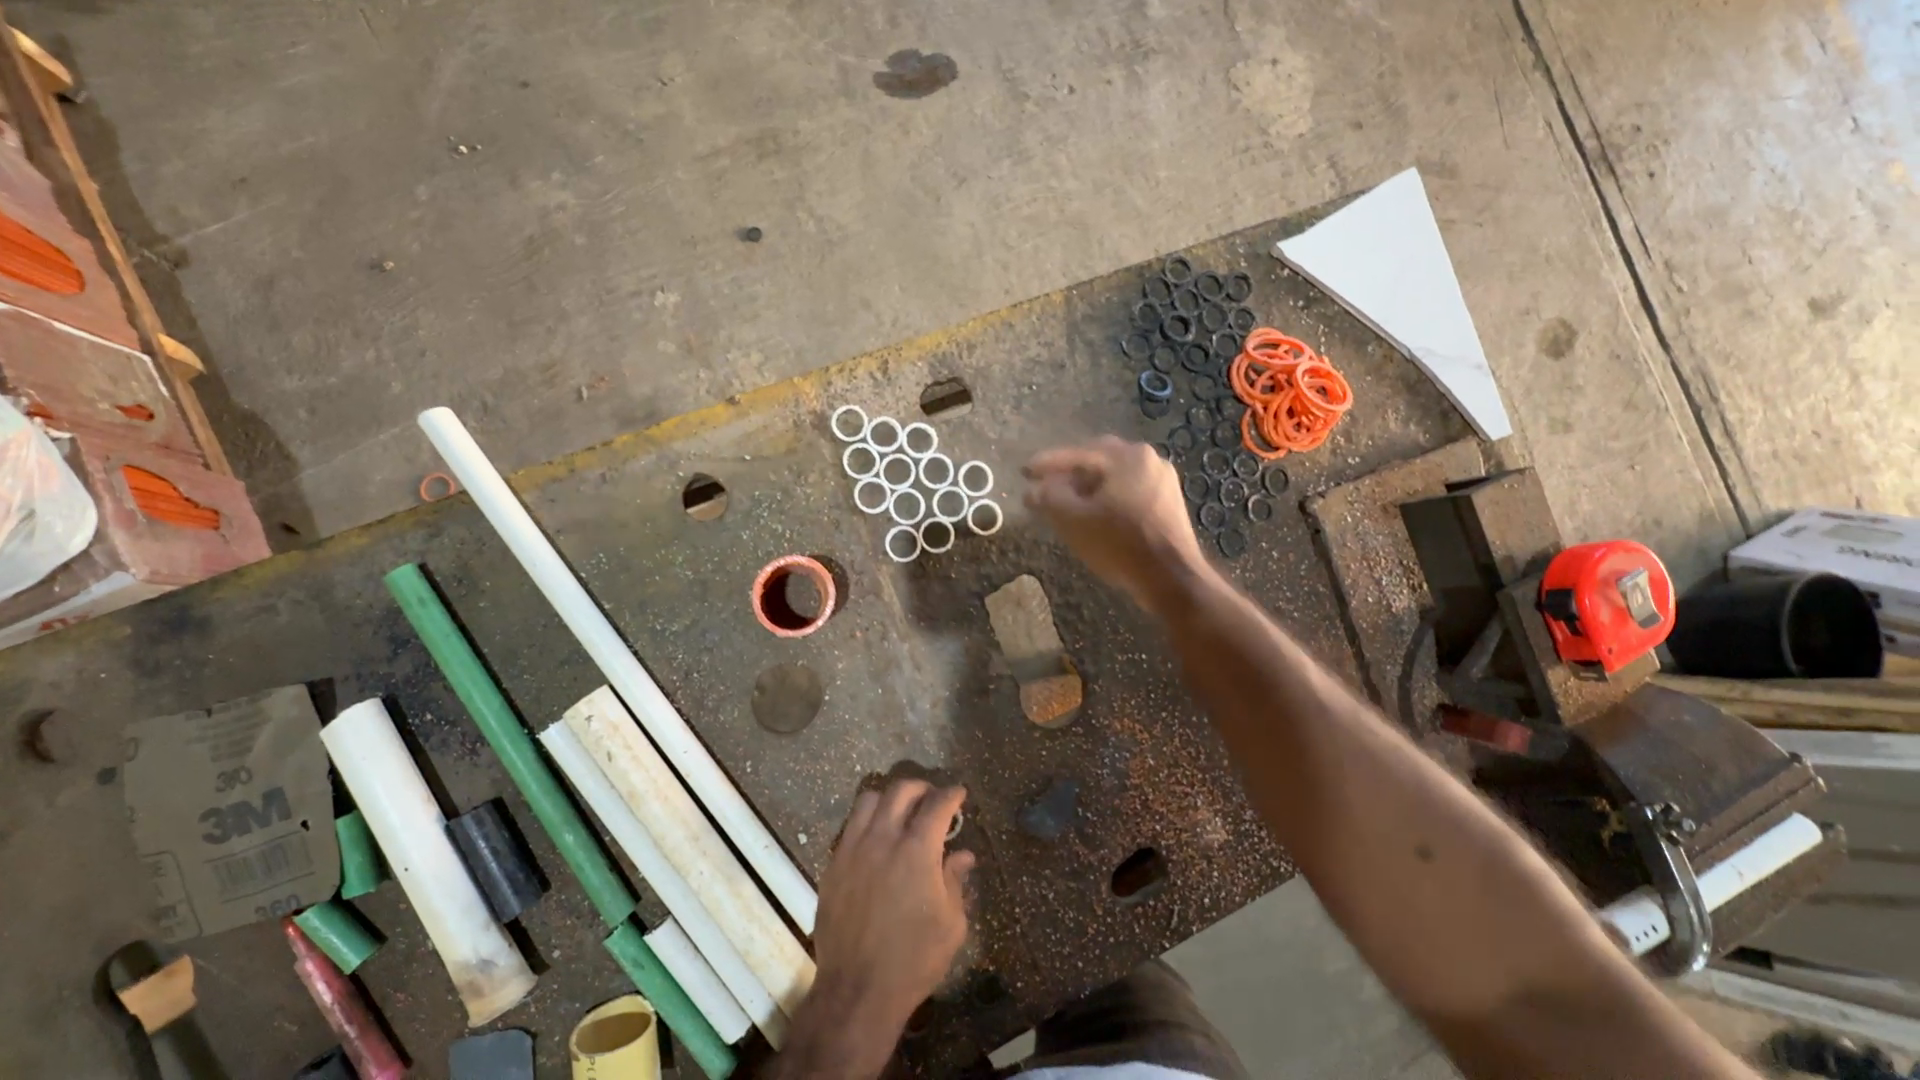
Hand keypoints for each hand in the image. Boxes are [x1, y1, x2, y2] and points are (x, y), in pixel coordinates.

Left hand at [812, 780, 974, 1029]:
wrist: (858, 989)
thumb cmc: (914, 959)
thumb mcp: (950, 923)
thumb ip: (955, 881)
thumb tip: (962, 856)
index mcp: (917, 850)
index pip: (937, 804)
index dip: (951, 794)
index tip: (959, 793)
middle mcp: (882, 839)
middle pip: (900, 791)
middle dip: (921, 787)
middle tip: (933, 798)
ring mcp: (852, 850)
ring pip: (869, 801)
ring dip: (890, 799)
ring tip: (901, 812)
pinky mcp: (832, 866)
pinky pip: (849, 827)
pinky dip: (866, 821)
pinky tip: (876, 839)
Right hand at [1024, 436, 1207, 613]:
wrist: (1171, 578)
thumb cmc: (1120, 543)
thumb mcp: (1073, 520)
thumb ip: (1048, 498)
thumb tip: (1034, 490)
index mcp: (1127, 456)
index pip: (1077, 454)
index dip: (1046, 464)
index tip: (1024, 471)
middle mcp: (1148, 460)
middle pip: (1098, 461)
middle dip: (1069, 474)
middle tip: (1045, 485)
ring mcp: (1162, 481)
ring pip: (1115, 478)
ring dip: (1088, 487)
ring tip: (1066, 503)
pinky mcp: (1168, 504)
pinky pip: (1129, 492)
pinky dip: (1108, 498)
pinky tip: (1094, 514)